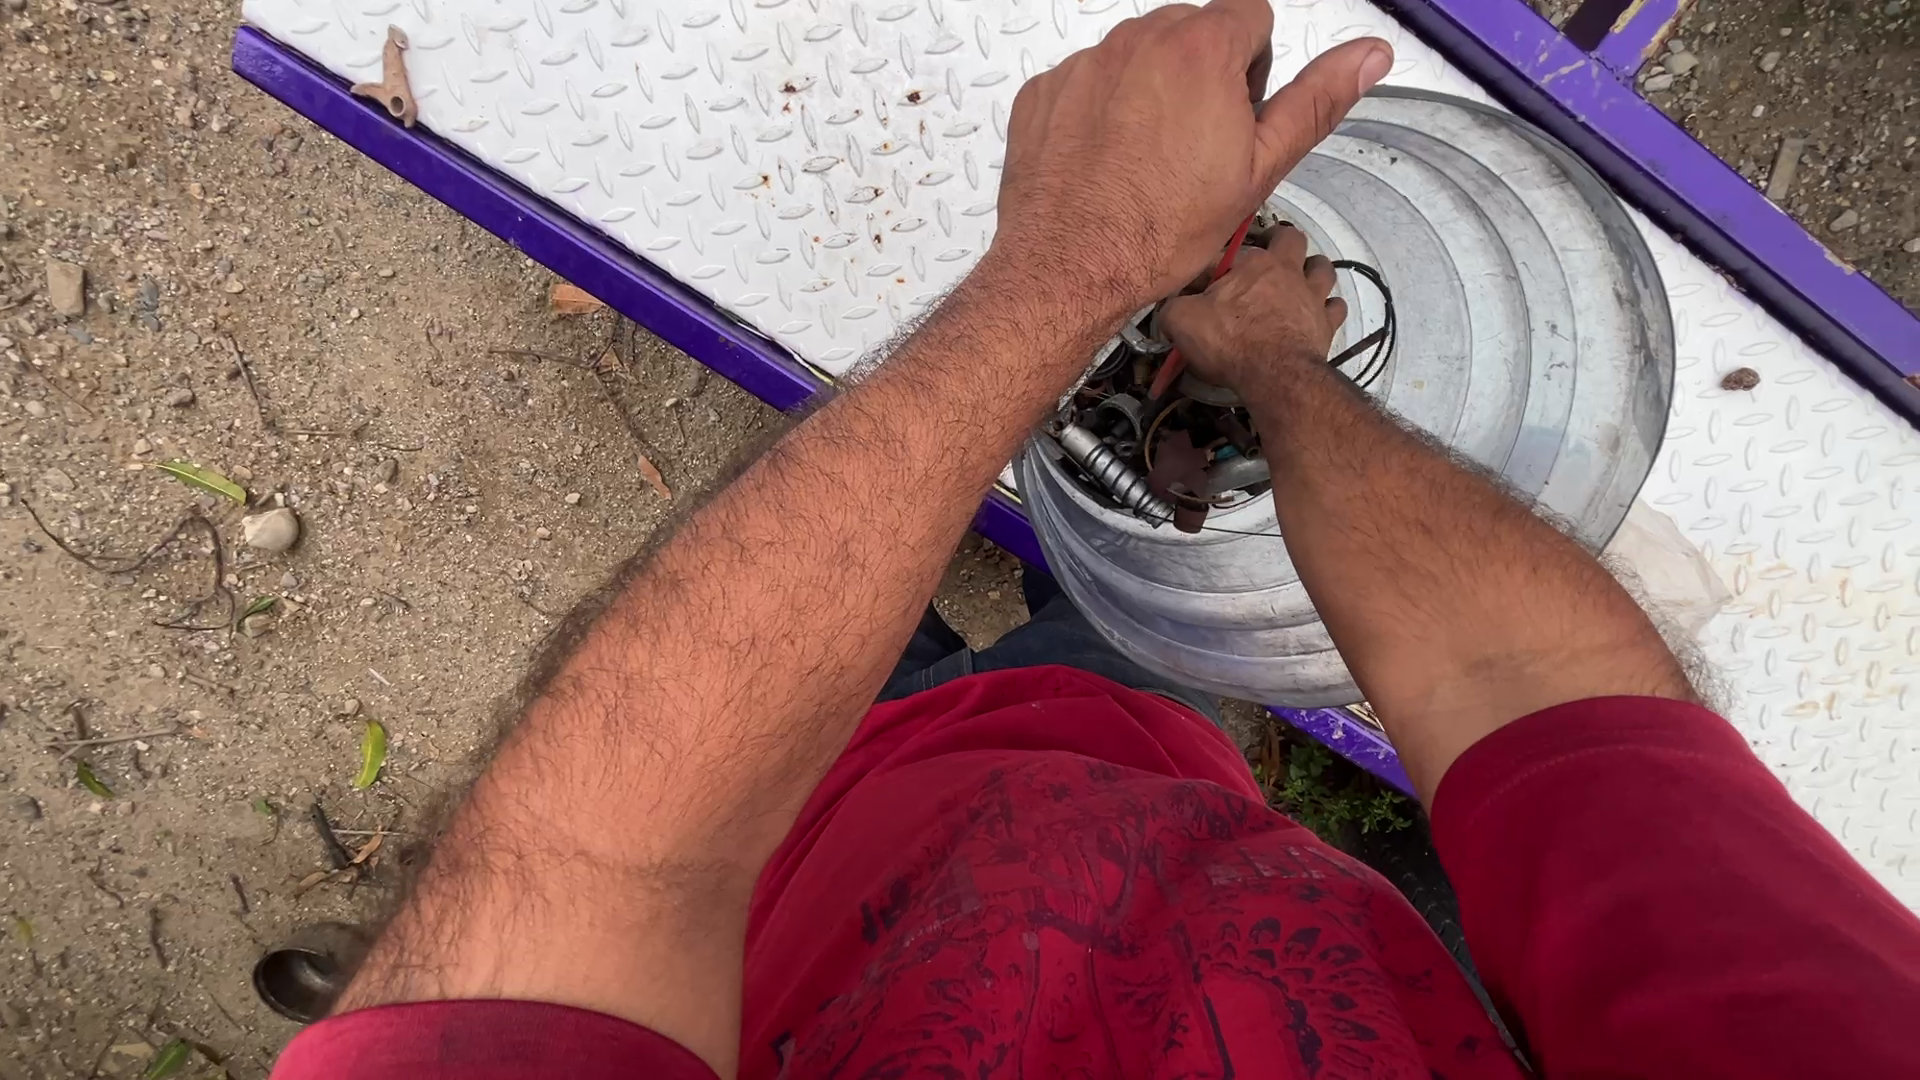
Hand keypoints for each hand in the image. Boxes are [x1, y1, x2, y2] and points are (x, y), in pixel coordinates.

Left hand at [990, 0, 1390, 321]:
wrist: (1068, 271)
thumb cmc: (1154, 234)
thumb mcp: (1254, 175)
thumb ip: (1312, 105)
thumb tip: (1368, 56)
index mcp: (1201, 49)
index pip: (1250, 19)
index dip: (1249, 74)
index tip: (1232, 121)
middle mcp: (1137, 42)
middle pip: (1187, 35)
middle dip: (1196, 81)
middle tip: (1186, 153)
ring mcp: (1083, 67)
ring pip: (1133, 60)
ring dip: (1144, 96)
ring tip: (1138, 166)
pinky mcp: (1042, 96)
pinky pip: (1081, 86)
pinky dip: (1093, 115)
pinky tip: (1099, 166)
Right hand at [1157, 226, 1346, 392]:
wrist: (1273, 374)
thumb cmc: (1228, 341)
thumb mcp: (1182, 321)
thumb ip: (1172, 309)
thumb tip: (1169, 308)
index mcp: (1252, 263)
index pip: (1227, 253)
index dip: (1211, 269)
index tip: (1199, 289)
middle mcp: (1287, 271)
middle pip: (1291, 240)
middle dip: (1280, 245)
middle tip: (1266, 263)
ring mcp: (1312, 296)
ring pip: (1322, 268)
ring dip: (1311, 272)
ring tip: (1297, 285)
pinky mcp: (1327, 324)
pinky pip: (1334, 308)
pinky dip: (1326, 310)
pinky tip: (1315, 317)